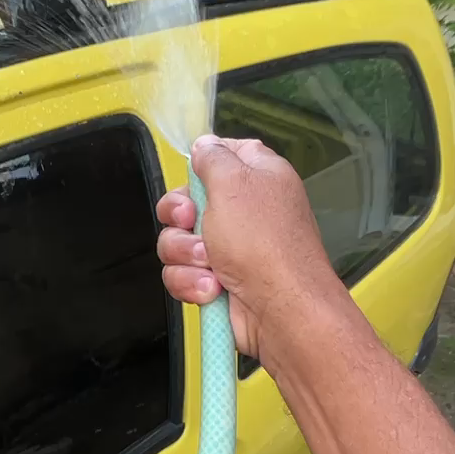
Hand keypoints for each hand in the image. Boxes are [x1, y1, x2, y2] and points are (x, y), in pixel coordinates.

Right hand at [155, 135, 353, 372]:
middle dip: (179, 218)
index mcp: (256, 178)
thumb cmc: (263, 243)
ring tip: (210, 265)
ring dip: (185, 255)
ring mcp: (227, 248)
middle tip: (191, 223)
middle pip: (185, 202)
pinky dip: (191, 282)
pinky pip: (181, 274)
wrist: (277, 309)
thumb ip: (212, 158)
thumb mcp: (233, 183)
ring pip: (176, 242)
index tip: (194, 179)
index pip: (221, 155)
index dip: (201, 166)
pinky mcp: (215, 279)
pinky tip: (212, 288)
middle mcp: (242, 211)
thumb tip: (204, 144)